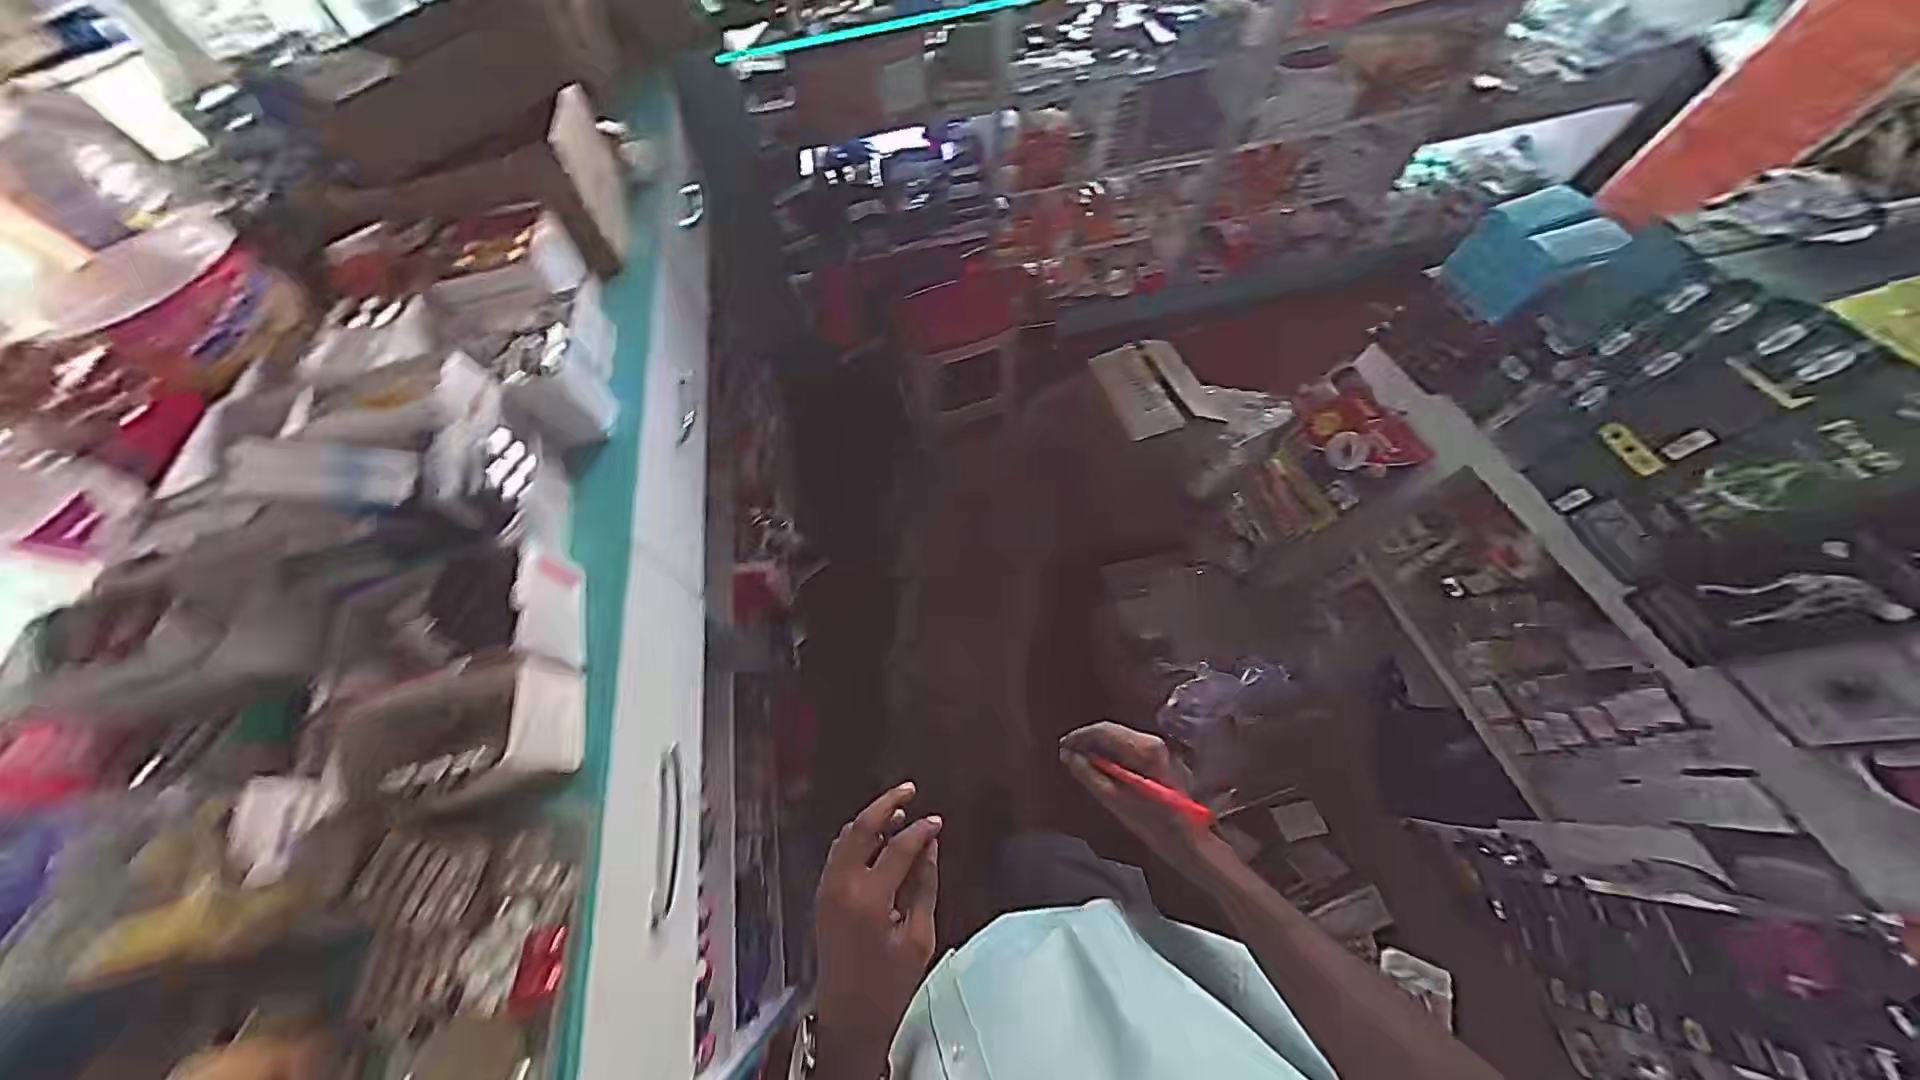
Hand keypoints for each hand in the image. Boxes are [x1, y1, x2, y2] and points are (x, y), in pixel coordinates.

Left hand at [813, 782, 940, 1079]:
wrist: (849, 1017)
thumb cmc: (890, 983)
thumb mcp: (919, 936)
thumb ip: (924, 884)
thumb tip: (929, 844)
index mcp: (869, 898)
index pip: (898, 847)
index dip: (920, 830)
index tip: (937, 821)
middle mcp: (842, 886)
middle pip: (861, 827)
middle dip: (886, 803)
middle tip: (908, 789)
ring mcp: (827, 888)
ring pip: (847, 835)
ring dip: (871, 818)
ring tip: (898, 810)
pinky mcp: (822, 894)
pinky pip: (839, 851)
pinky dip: (858, 836)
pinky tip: (877, 836)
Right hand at [1060, 722, 1237, 885]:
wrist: (1196, 844)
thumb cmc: (1157, 827)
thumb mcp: (1116, 802)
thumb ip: (1089, 774)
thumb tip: (1068, 754)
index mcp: (1144, 749)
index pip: (1103, 730)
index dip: (1079, 736)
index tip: (1062, 747)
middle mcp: (1154, 742)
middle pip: (1111, 731)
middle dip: (1087, 740)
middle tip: (1067, 754)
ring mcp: (1160, 749)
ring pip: (1120, 738)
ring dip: (1099, 747)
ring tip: (1081, 762)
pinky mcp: (1162, 759)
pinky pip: (1129, 748)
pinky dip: (1112, 753)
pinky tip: (1102, 767)